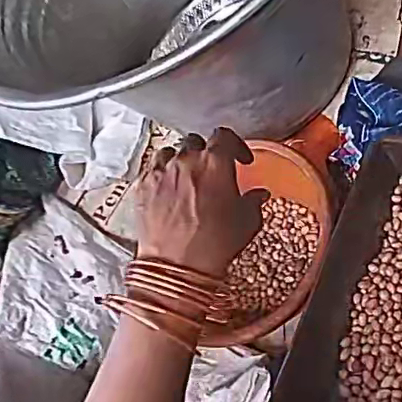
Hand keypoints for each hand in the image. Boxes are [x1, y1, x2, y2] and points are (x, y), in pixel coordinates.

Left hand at [134, 128, 267, 277]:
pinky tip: (169, 188)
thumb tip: (258, 195)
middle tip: (213, 171)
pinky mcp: (143, 186)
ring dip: (182, 161)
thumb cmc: (214, 243)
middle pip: (197, 142)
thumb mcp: (246, 222)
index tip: (240, 158)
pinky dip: (162, 173)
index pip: (225, 136)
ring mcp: (161, 171)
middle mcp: (186, 160)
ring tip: (189, 178)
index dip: (235, 145)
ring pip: (172, 152)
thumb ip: (253, 202)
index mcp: (215, 163)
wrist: (177, 265)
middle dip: (207, 154)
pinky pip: (153, 168)